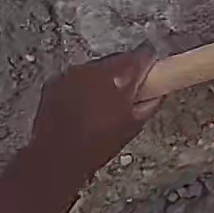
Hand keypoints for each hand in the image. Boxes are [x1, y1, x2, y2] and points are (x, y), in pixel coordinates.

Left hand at [27, 48, 162, 170]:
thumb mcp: (133, 126)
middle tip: (126, 95)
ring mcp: (74, 73)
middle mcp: (96, 69)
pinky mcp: (56, 80)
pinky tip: (81, 106)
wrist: (58, 157)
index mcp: (120, 78)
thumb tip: (157, 94)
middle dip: (124, 74)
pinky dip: (81, 86)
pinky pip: (76, 77)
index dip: (149, 64)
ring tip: (101, 104)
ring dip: (102, 80)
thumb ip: (150, 104)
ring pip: (96, 68)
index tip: (151, 73)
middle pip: (118, 60)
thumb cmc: (96, 145)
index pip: (143, 55)